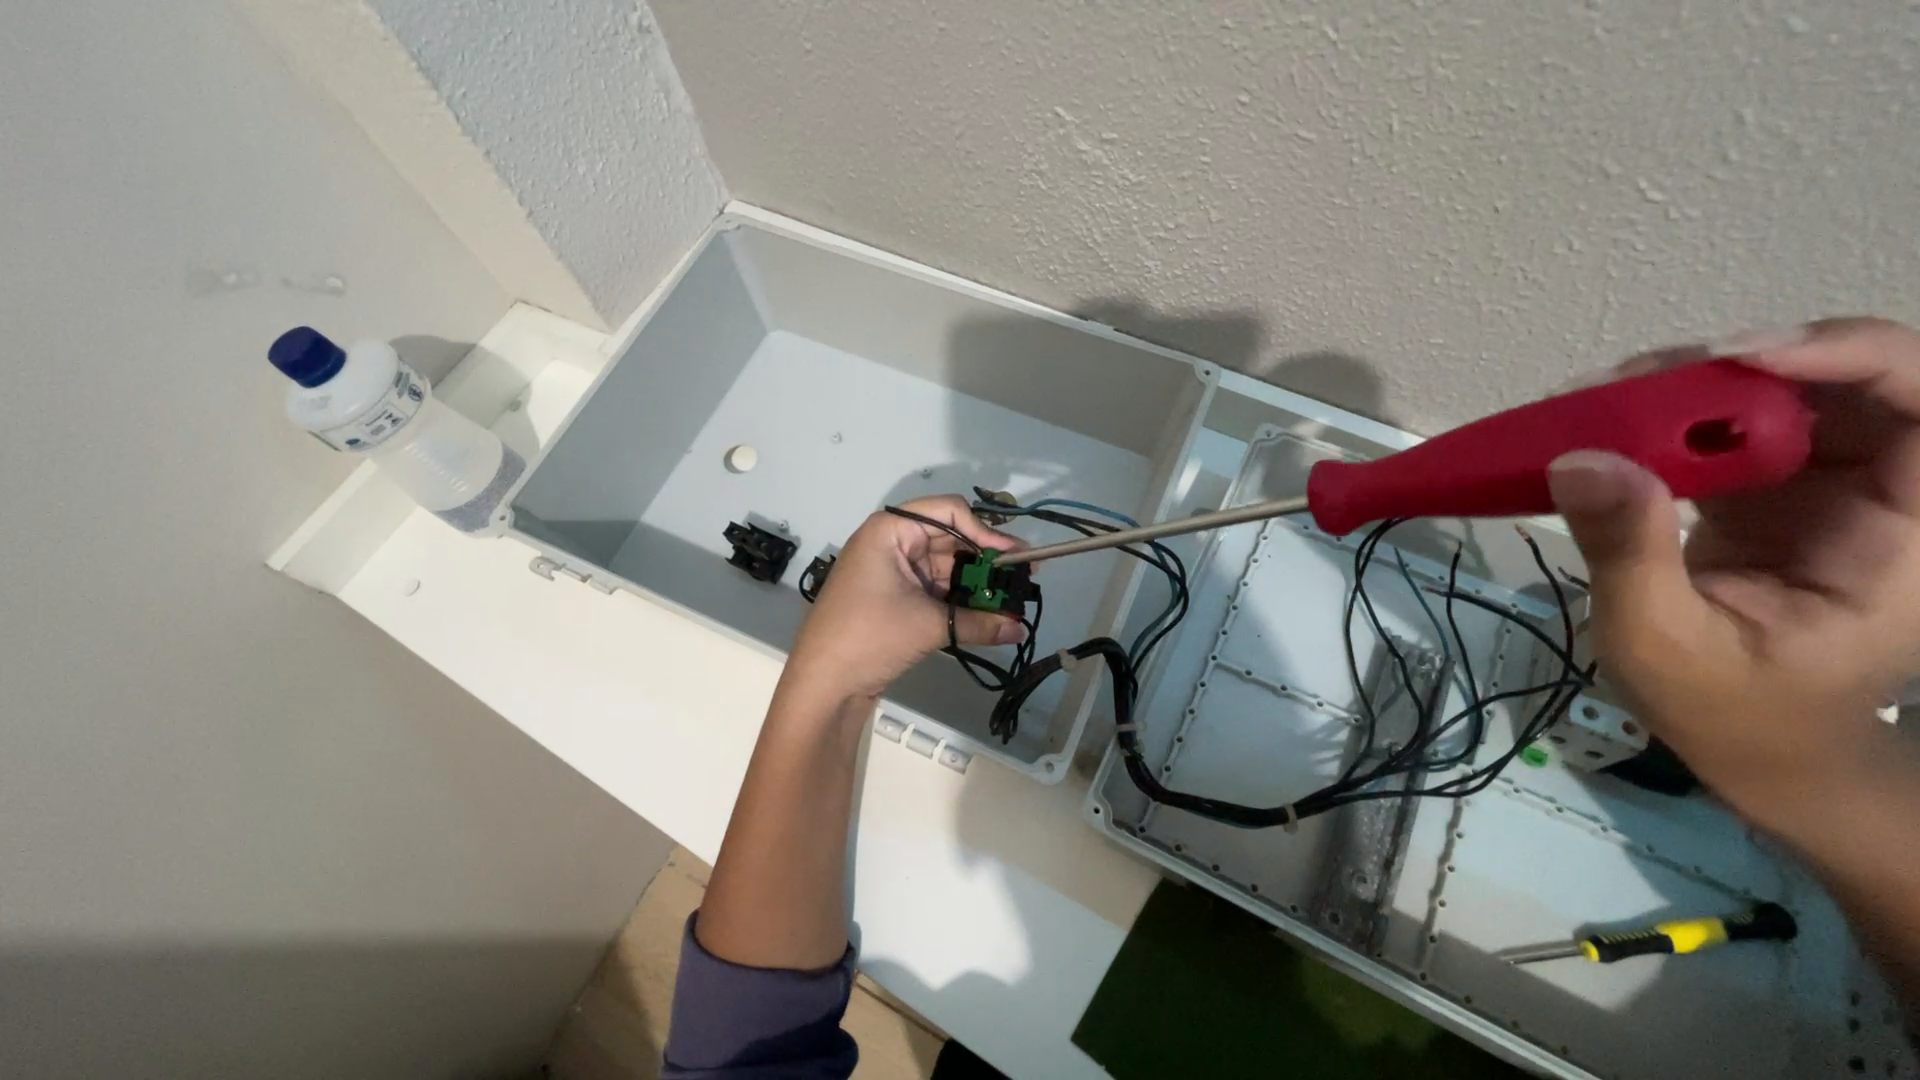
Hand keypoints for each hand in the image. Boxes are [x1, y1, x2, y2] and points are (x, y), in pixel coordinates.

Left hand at [786, 495, 1026, 699]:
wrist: (823, 684)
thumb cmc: (869, 637)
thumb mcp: (928, 625)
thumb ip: (979, 622)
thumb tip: (1020, 629)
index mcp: (889, 530)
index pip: (949, 512)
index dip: (985, 531)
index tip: (1015, 556)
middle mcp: (891, 543)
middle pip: (950, 539)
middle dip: (985, 560)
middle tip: (1023, 577)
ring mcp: (892, 571)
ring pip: (945, 567)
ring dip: (976, 583)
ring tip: (1011, 600)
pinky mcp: (895, 597)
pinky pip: (935, 589)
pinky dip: (959, 600)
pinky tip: (988, 615)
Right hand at [1546, 318, 1919, 821]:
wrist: (1757, 748)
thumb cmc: (1729, 712)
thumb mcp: (1664, 641)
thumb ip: (1630, 552)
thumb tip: (1580, 459)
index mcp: (1908, 533)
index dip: (1851, 359)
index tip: (1738, 362)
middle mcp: (1881, 493)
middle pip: (1843, 385)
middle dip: (1738, 369)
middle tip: (1628, 385)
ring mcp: (1821, 489)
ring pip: (1776, 399)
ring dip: (1687, 389)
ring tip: (1596, 402)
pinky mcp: (1764, 493)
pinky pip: (1723, 432)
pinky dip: (1659, 422)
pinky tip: (1599, 428)